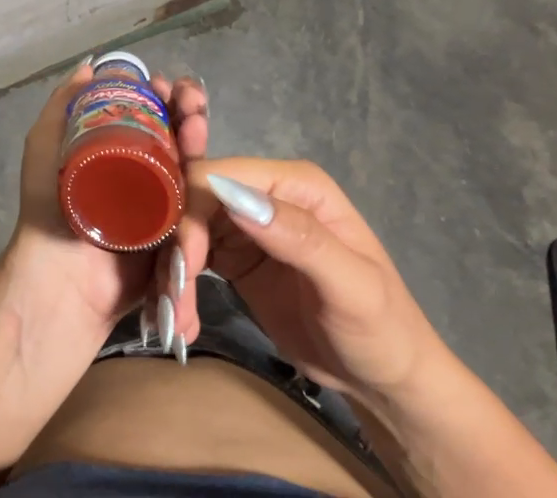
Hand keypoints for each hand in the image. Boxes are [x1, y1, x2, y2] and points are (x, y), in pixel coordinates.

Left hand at [6, 61, 208, 345]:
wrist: (62, 274)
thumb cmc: (48, 205)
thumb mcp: (46, 144)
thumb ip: (63, 107)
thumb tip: (90, 66)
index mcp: (113, 154)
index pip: (147, 118)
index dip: (159, 97)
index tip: (163, 82)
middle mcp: (141, 177)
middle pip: (175, 137)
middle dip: (187, 111)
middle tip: (189, 97)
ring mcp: (163, 207)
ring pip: (193, 165)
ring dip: (198, 135)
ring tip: (195, 117)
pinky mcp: (181, 238)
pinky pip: (202, 206)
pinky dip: (211, 180)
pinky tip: (207, 157)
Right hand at [189, 157, 444, 402]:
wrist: (385, 381)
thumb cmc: (382, 330)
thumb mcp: (352, 287)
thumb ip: (299, 238)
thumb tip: (235, 199)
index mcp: (295, 185)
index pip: (217, 176)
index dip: (190, 212)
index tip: (184, 266)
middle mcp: (263, 195)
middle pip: (191, 202)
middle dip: (175, 249)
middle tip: (174, 303)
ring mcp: (244, 225)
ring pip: (183, 231)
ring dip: (172, 274)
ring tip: (179, 321)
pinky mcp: (231, 257)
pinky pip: (188, 258)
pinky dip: (177, 286)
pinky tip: (182, 320)